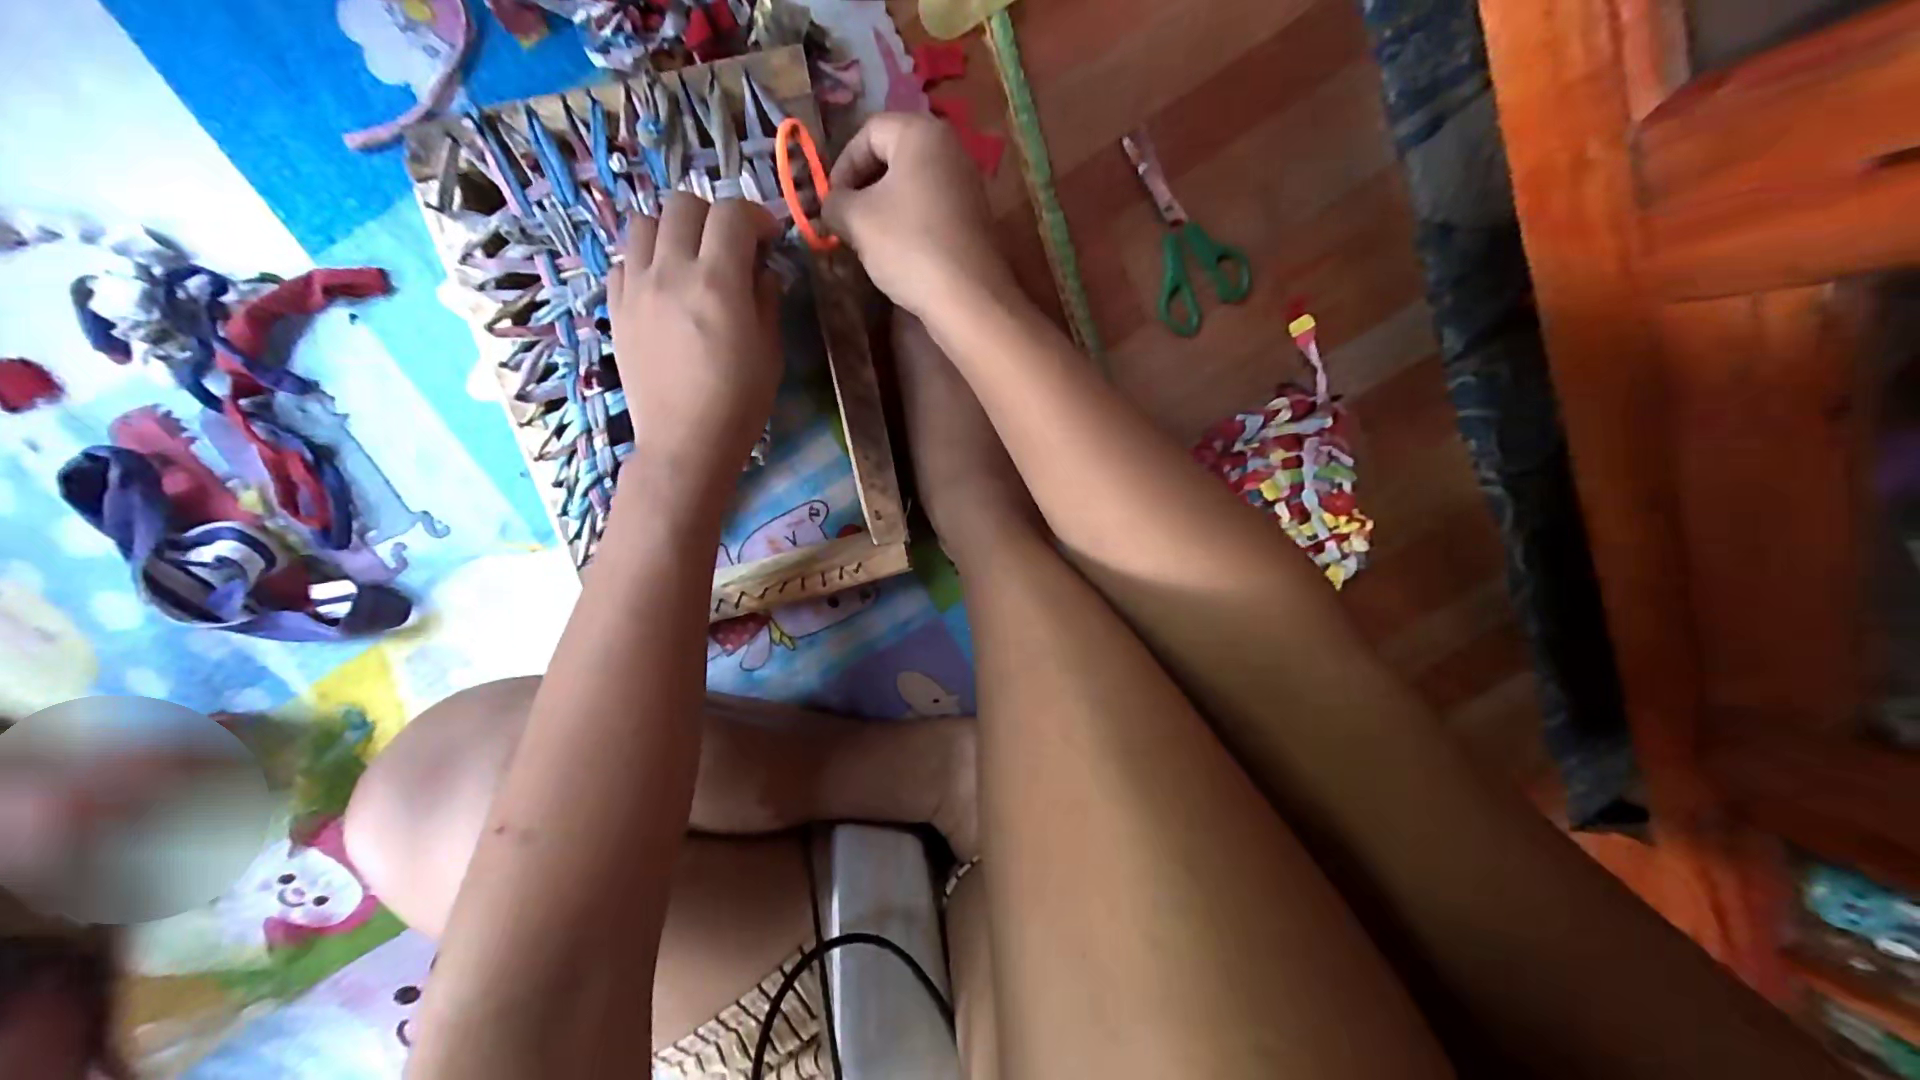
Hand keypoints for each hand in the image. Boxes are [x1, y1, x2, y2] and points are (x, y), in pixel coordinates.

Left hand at [608, 194, 783, 474]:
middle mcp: (670, 271)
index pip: (733, 214)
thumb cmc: (739, 402)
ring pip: (645, 222)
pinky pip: (624, 260)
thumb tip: (760, 269)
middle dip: (714, 217)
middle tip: (731, 248)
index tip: (769, 238)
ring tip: (690, 261)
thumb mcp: (770, 350)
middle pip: (684, 204)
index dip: (757, 216)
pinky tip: (664, 287)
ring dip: (674, 231)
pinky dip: (646, 260)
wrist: (685, 441)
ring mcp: (636, 287)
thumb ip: (766, 298)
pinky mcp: (616, 307)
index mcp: (717, 281)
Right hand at [823, 114, 1014, 319]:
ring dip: (885, 207)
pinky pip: (932, 209)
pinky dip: (910, 223)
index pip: (868, 132)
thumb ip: (834, 202)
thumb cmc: (909, 246)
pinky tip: (899, 252)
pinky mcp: (974, 218)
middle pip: (893, 156)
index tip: (832, 202)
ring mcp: (967, 185)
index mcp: (921, 133)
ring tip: (869, 239)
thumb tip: (831, 205)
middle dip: (863, 186)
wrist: (968, 298)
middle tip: (847, 220)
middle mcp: (951, 149)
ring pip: (912, 185)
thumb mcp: (856, 220)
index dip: (843, 165)